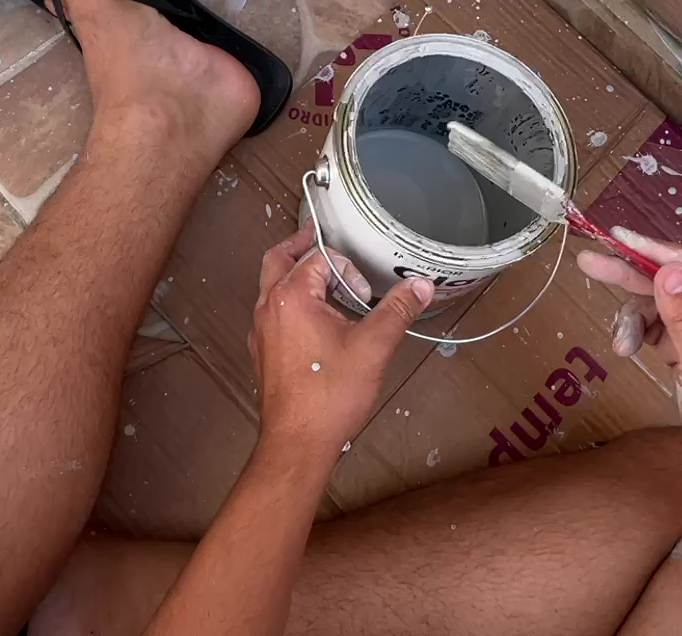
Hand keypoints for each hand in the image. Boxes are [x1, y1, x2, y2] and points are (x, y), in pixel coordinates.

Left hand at [248, 222, 434, 457]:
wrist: (297, 444)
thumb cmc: (330, 394)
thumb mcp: (373, 346)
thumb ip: (396, 309)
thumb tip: (421, 284)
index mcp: (291, 296)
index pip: (318, 258)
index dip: (346, 268)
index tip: (363, 292)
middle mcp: (268, 307)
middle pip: (278, 258)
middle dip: (301, 246)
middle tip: (320, 239)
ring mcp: (260, 330)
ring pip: (270, 285)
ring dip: (293, 273)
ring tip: (322, 279)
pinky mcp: (261, 351)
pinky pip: (271, 311)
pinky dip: (289, 300)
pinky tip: (313, 319)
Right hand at [579, 228, 681, 486]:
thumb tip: (670, 269)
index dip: (657, 251)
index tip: (620, 237)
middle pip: (674, 278)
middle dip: (632, 276)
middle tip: (590, 262)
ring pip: (659, 301)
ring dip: (634, 319)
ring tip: (621, 346)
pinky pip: (657, 322)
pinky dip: (638, 332)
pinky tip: (628, 350)